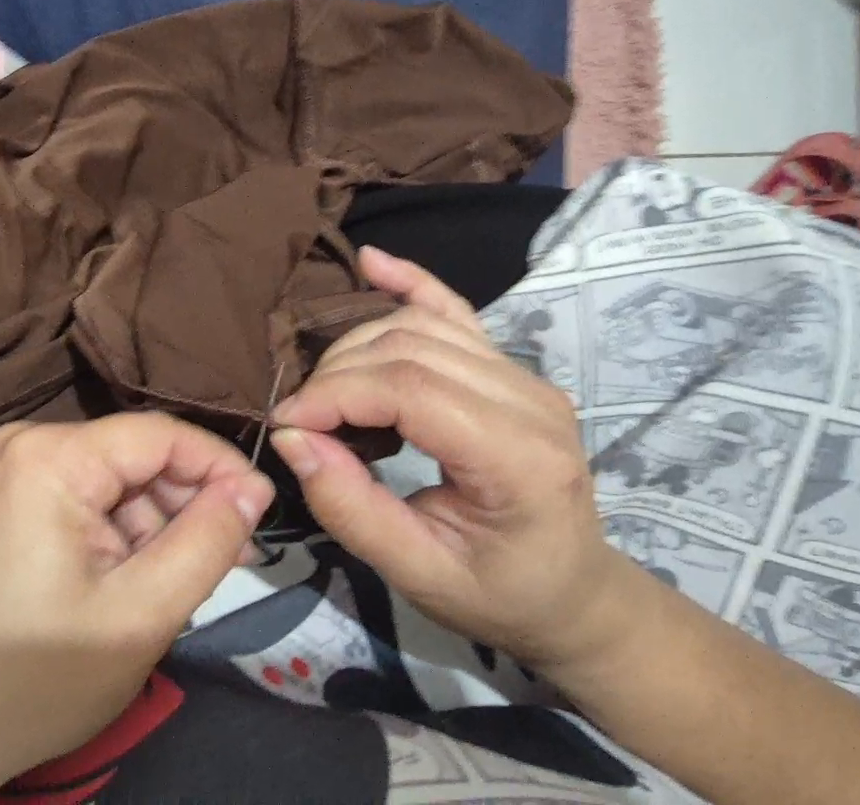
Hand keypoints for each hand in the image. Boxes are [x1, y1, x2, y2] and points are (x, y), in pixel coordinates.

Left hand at [0, 413, 274, 797]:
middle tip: (229, 561)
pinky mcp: (14, 497)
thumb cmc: (39, 675)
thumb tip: (254, 488)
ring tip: (174, 587)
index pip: (161, 434)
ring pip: (119, 479)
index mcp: (51, 456)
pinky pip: (90, 497)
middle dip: (187, 504)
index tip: (263, 513)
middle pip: (138, 455)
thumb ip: (207, 541)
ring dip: (157, 526)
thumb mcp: (141, 613)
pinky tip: (135, 581)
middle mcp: (28, 443)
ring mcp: (16, 469)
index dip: (220, 467)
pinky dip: (124, 533)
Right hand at [268, 246, 637, 670]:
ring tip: (322, 391)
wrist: (573, 595)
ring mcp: (524, 375)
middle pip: (409, 347)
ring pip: (420, 324)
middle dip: (336, 374)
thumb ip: (352, 509)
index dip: (334, 394)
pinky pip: (453, 309)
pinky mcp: (509, 368)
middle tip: (299, 420)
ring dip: (355, 345)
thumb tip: (291, 439)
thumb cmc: (500, 596)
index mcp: (519, 457)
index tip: (286, 424)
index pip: (410, 388)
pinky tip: (372, 262)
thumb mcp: (419, 575)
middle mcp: (530, 398)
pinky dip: (410, 282)